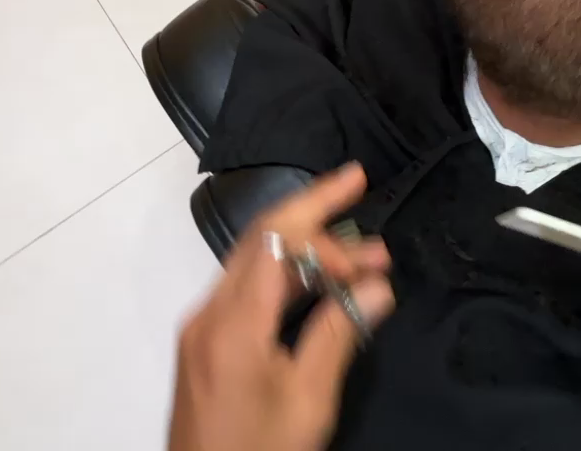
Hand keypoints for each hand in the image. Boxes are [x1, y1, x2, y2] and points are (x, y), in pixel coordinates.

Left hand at [169, 164, 394, 450]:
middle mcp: (209, 310)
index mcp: (232, 322)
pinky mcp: (203, 342)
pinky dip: (285, 271)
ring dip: (304, 243)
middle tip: (357, 178)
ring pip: (254, 257)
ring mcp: (202, 325)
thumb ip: (340, 333)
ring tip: (357, 243)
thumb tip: (379, 284)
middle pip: (263, 235)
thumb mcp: (307, 403)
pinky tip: (317, 277)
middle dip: (313, 204)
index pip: (280, 242)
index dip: (328, 241)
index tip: (370, 268)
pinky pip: (246, 285)